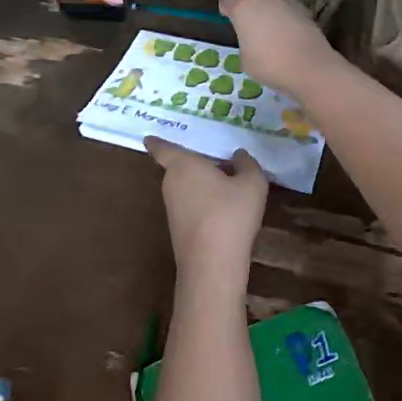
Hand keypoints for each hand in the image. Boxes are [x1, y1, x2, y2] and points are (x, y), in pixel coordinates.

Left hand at [144, 137, 268, 285]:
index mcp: (183, 165)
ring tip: (232, 187)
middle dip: (197, 164)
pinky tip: (227, 212)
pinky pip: (192, 206)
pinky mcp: (178, 229)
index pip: (164, 149)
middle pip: (181, 167)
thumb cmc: (230, 213)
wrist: (213, 263)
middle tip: (221, 161)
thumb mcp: (252, 183)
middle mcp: (172, 184)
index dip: (157, 142)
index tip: (148, 137)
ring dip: (204, 185)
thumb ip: (247, 163)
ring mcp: (172, 209)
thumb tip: (238, 156)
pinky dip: (205, 204)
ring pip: (188, 187)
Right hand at [218, 0, 343, 98]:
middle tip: (253, 2)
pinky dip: (290, 7)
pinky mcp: (306, 10)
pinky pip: (294, 1)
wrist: (308, 66)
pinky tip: (290, 20)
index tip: (228, 15)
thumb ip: (246, 43)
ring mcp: (288, 1)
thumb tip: (252, 40)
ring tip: (274, 5)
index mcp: (243, 9)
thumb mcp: (247, 60)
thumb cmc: (269, 64)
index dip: (226, 7)